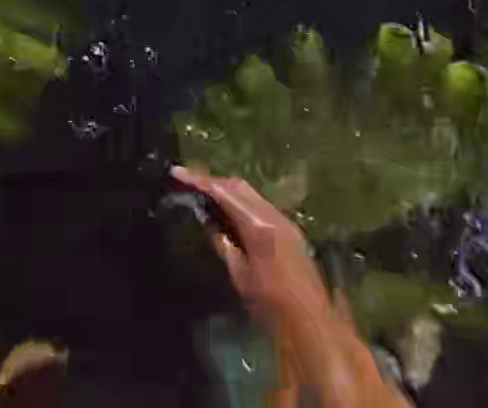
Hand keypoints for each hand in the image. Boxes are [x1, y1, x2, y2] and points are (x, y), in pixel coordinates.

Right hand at [169, 166, 336, 337]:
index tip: (178, 173)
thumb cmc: (270, 303)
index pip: (224, 193)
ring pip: (250, 193)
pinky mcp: (287, 226)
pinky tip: (228, 211)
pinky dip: (240, 202)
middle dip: (212, 181)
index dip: (200, 180)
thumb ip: (223, 245)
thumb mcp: (240, 275)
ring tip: (203, 194)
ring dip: (226, 190)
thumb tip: (208, 223)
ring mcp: (283, 218)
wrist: (309, 316)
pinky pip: (259, 204)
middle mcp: (272, 213)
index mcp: (258, 224)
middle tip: (188, 182)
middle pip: (238, 186)